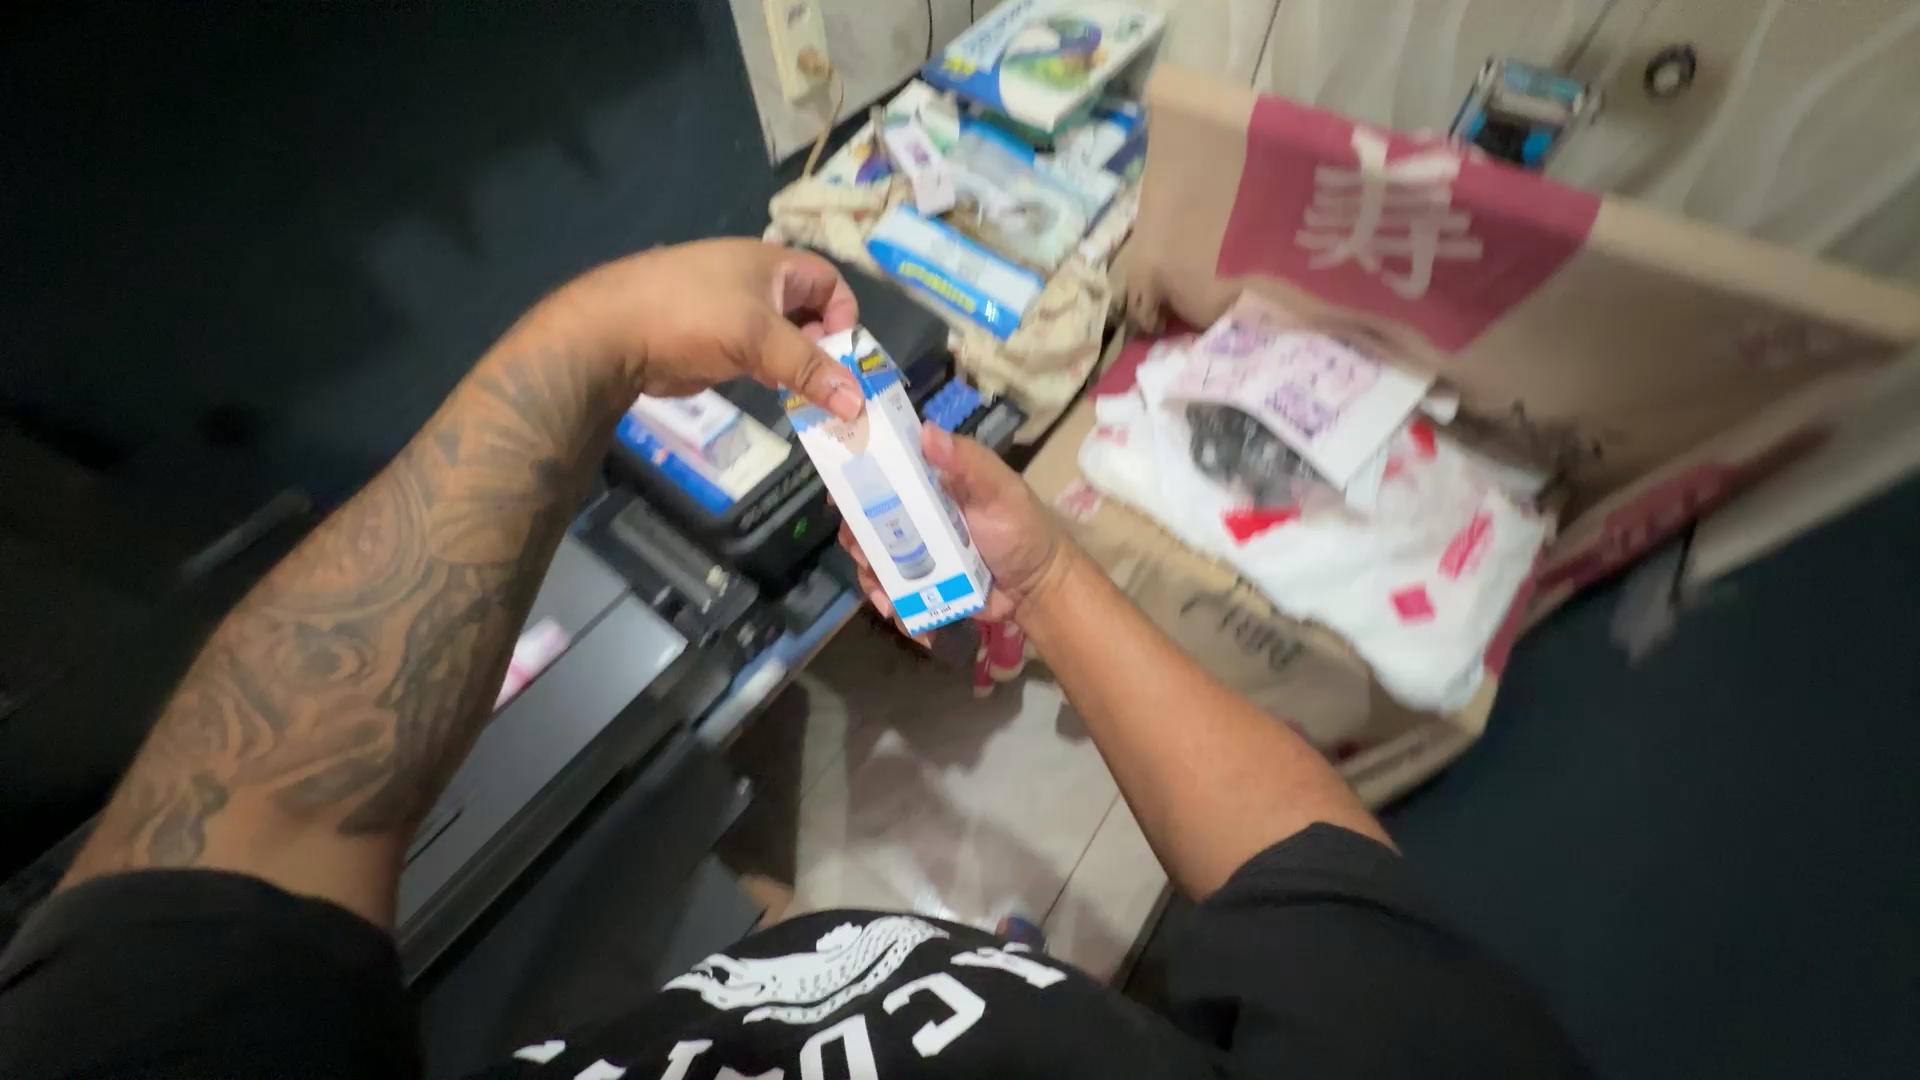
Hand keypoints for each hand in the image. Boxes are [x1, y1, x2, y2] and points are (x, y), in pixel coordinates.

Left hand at [553, 238, 863, 417]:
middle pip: (812, 314)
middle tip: (826, 380)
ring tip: (808, 395)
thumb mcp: (759, 338)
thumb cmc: (691, 317)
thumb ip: (810, 369)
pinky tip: (779, 395)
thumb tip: (859, 402)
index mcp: (771, 265)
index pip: (829, 282)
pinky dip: (778, 376)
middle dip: (824, 347)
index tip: (840, 351)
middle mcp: (758, 285)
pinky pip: (765, 358)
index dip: (843, 314)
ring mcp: (738, 315)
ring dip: (802, 367)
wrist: (612, 336)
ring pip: (788, 341)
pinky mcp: (722, 344)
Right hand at [839, 425, 1073, 634]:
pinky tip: (898, 613)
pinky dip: (891, 604)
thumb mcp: (1000, 490)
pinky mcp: (921, 584)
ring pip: (875, 560)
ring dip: (870, 576)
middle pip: (867, 520)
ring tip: (884, 594)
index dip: (855, 479)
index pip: (883, 472)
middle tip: (864, 552)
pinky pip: (893, 592)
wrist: (1038, 587)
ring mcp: (916, 552)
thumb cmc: (1021, 529)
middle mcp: (916, 515)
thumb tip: (926, 430)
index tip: (838, 493)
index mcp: (930, 483)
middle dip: (856, 537)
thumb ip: (968, 462)